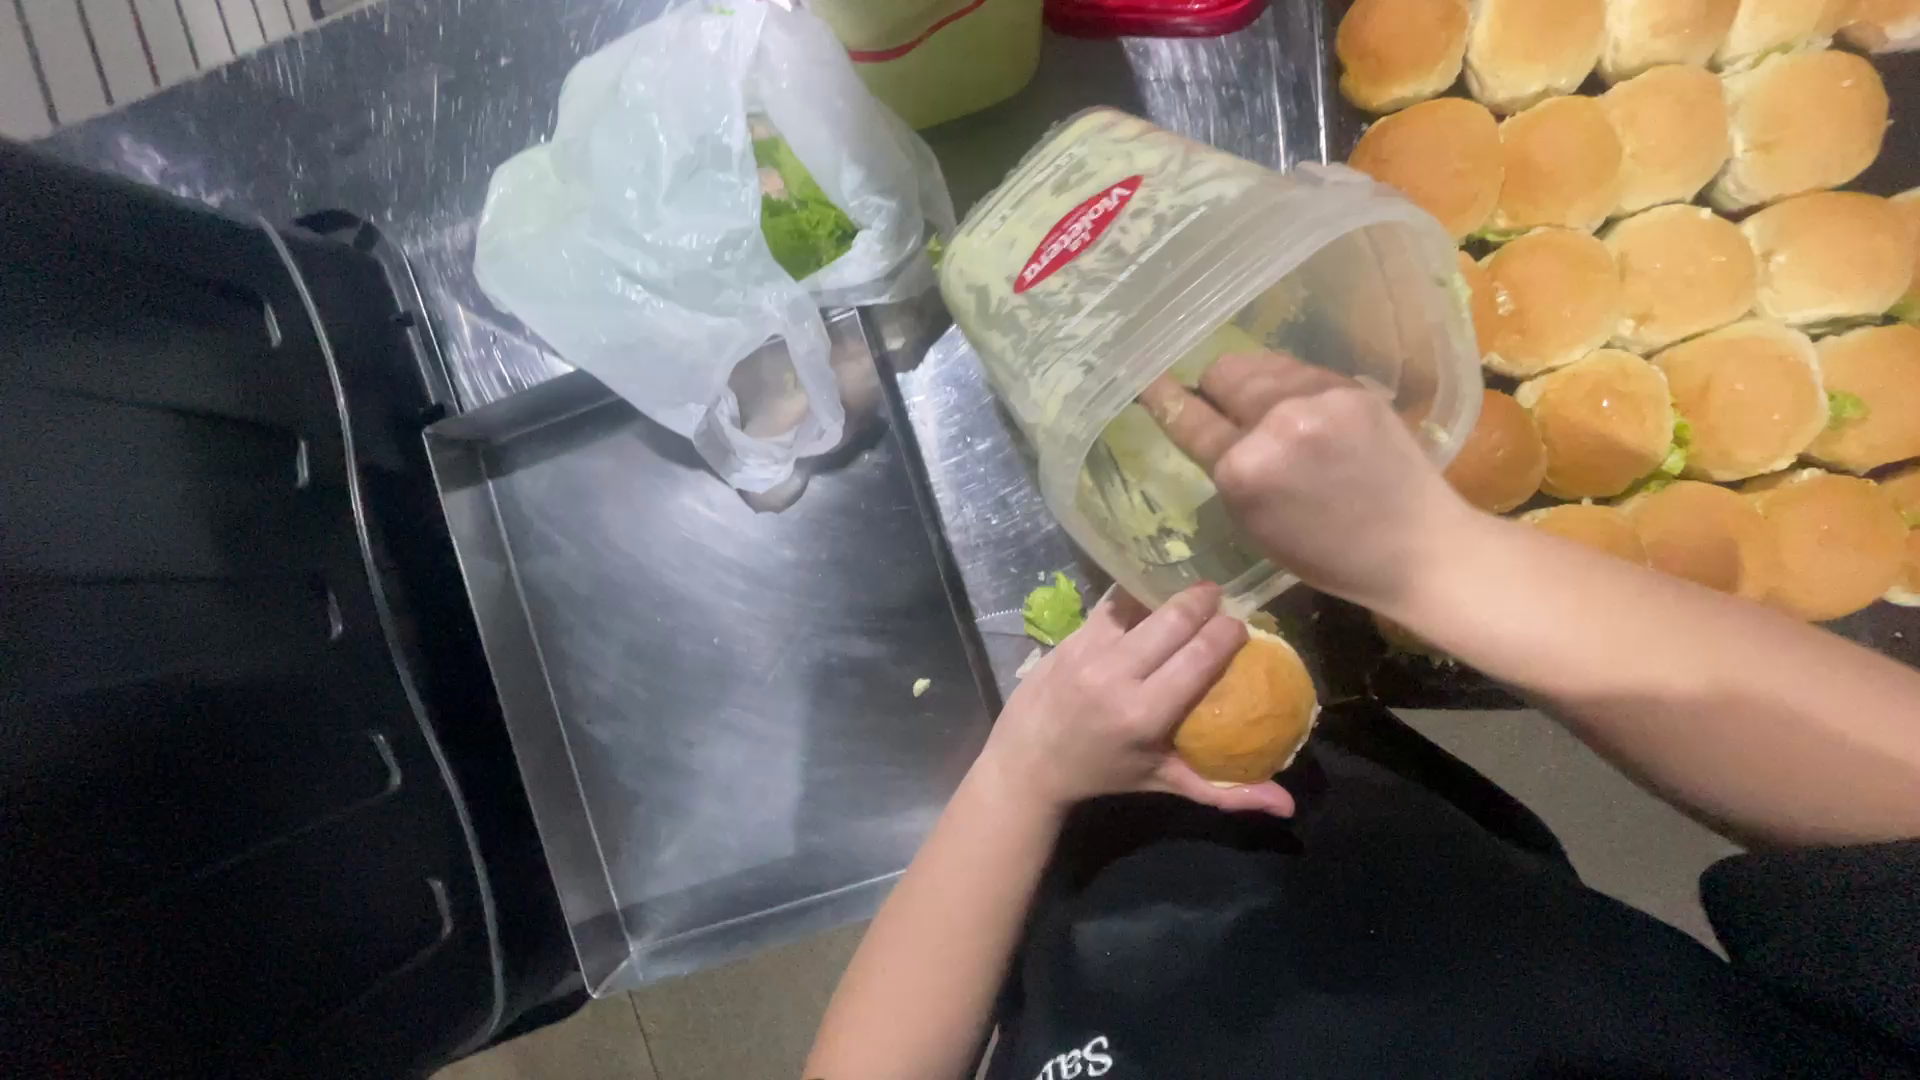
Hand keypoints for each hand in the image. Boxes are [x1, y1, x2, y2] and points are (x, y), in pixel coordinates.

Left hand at [977, 583, 1296, 817]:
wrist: (1029, 760)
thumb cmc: (1102, 772)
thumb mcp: (1162, 782)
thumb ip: (1225, 792)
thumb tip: (1287, 805)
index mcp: (1143, 713)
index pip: (1199, 657)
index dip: (1228, 633)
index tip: (1242, 628)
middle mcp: (1115, 675)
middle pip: (1173, 619)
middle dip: (1205, 602)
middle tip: (1221, 599)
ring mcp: (1087, 649)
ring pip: (1139, 603)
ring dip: (1169, 594)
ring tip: (1190, 593)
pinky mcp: (1069, 635)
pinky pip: (1110, 604)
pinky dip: (1135, 597)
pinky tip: (1149, 596)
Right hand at [1140, 351, 1471, 611]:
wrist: (1414, 545)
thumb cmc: (1322, 551)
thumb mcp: (1251, 521)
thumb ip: (1223, 467)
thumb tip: (1205, 420)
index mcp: (1244, 469)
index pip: (1190, 419)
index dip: (1163, 398)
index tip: (1145, 381)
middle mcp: (1276, 421)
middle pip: (1222, 373)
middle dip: (1214, 390)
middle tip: (1224, 410)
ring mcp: (1319, 397)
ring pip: (1258, 363)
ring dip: (1249, 383)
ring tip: (1264, 410)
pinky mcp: (1352, 386)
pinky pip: (1297, 370)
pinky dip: (1286, 385)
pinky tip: (1300, 410)